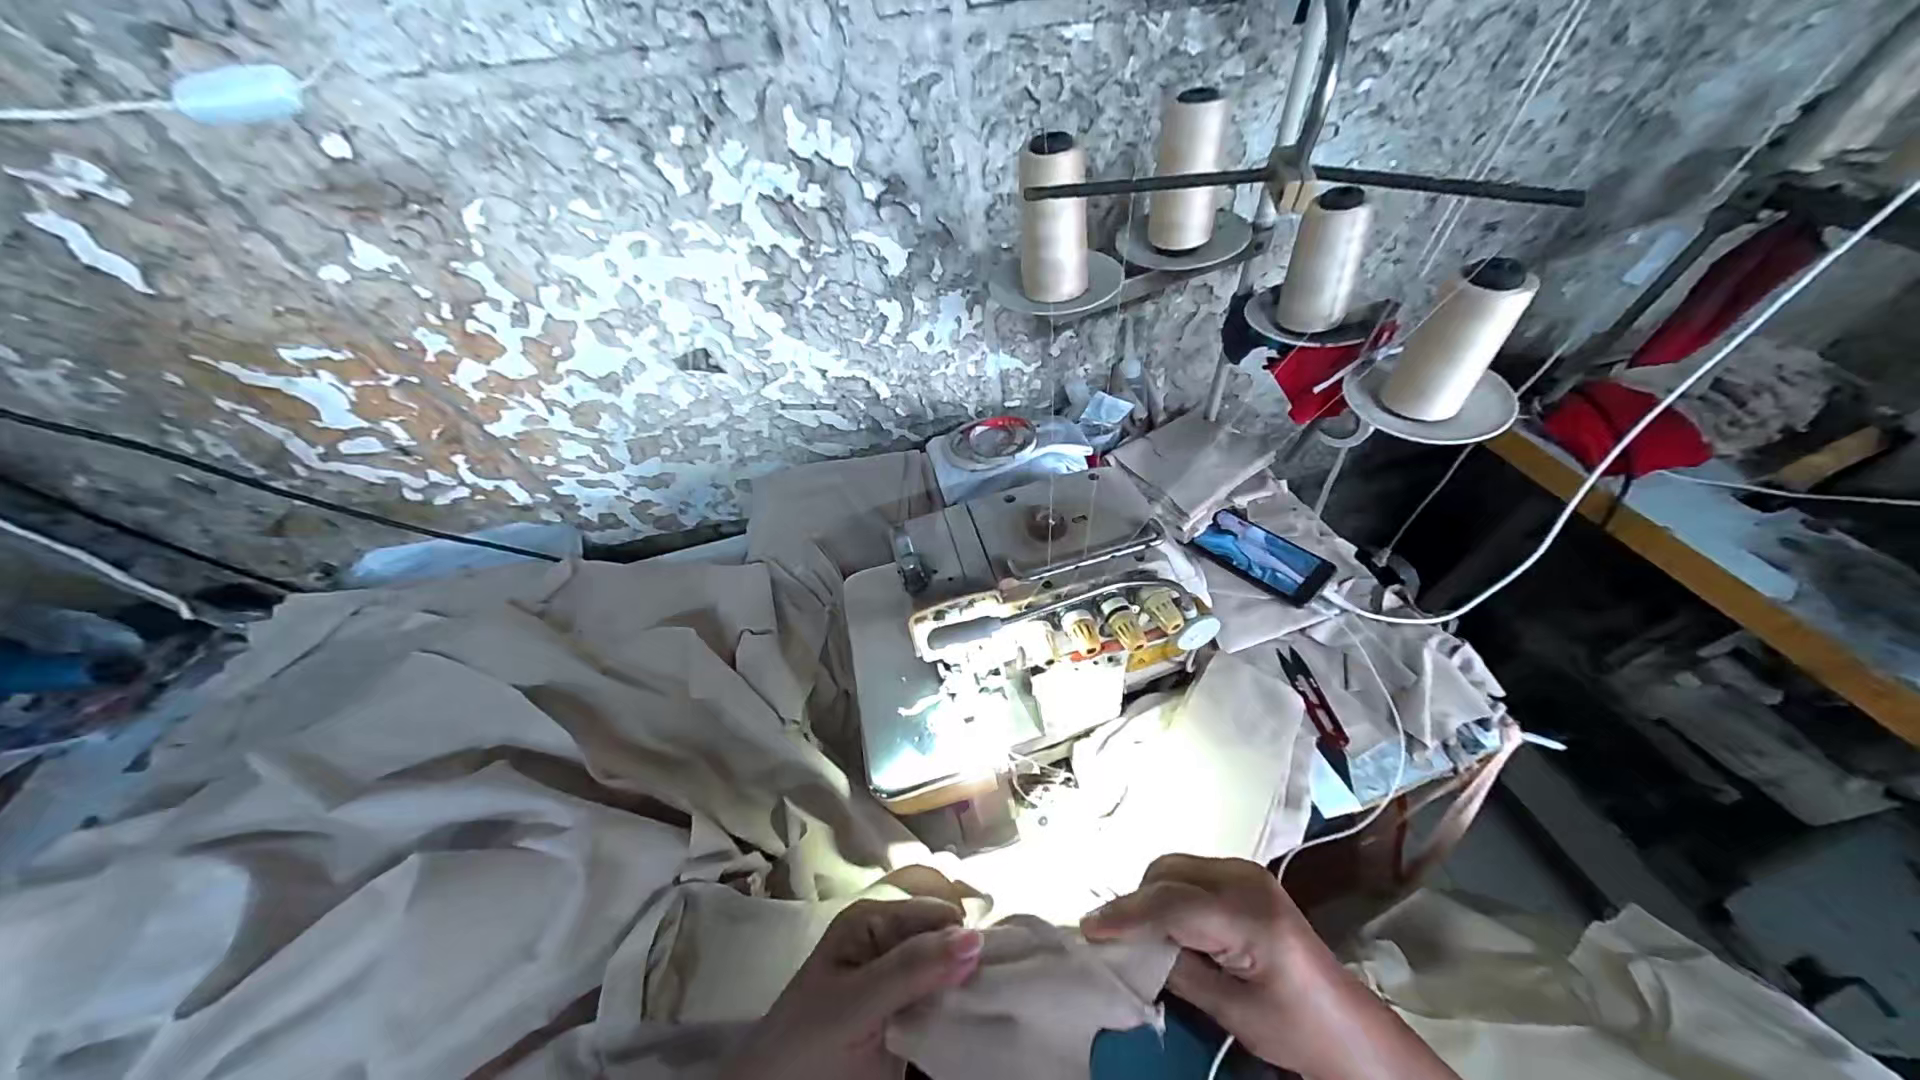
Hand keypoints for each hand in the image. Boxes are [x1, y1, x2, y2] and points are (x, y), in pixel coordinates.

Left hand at [718, 898, 983, 1079]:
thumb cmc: (805, 1044)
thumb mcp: (857, 1003)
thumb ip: (912, 969)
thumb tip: (975, 938)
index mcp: (874, 918)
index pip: (939, 913)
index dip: (966, 938)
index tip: (992, 969)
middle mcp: (892, 938)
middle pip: (951, 937)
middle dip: (972, 961)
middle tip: (991, 989)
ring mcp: (902, 975)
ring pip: (955, 970)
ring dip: (971, 988)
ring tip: (987, 1004)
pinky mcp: (910, 1011)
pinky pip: (948, 1003)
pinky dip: (962, 1012)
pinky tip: (969, 1021)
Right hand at [1082, 855, 1458, 1079]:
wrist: (1353, 1029)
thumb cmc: (1299, 1031)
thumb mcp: (1233, 1013)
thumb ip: (1177, 970)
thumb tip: (1126, 948)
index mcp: (1250, 916)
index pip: (1171, 902)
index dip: (1126, 914)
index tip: (1088, 929)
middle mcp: (1245, 879)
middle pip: (1167, 874)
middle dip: (1134, 903)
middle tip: (1111, 940)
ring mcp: (1246, 871)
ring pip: (1172, 867)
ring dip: (1148, 895)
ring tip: (1137, 935)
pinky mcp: (1244, 875)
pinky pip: (1187, 872)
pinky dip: (1167, 892)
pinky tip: (1166, 923)